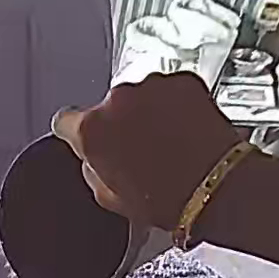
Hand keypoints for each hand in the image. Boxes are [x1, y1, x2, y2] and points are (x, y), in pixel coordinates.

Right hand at [51, 71, 245, 230]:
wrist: (213, 186)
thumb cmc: (165, 196)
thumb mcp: (107, 196)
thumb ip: (91, 168)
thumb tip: (91, 158)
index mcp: (91, 129)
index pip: (65, 121)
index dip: (73, 133)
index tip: (80, 138)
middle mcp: (117, 100)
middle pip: (104, 108)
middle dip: (115, 125)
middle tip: (133, 151)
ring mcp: (151, 87)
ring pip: (136, 97)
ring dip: (144, 113)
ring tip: (160, 143)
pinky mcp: (183, 81)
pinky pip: (166, 90)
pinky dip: (170, 105)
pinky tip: (178, 131)